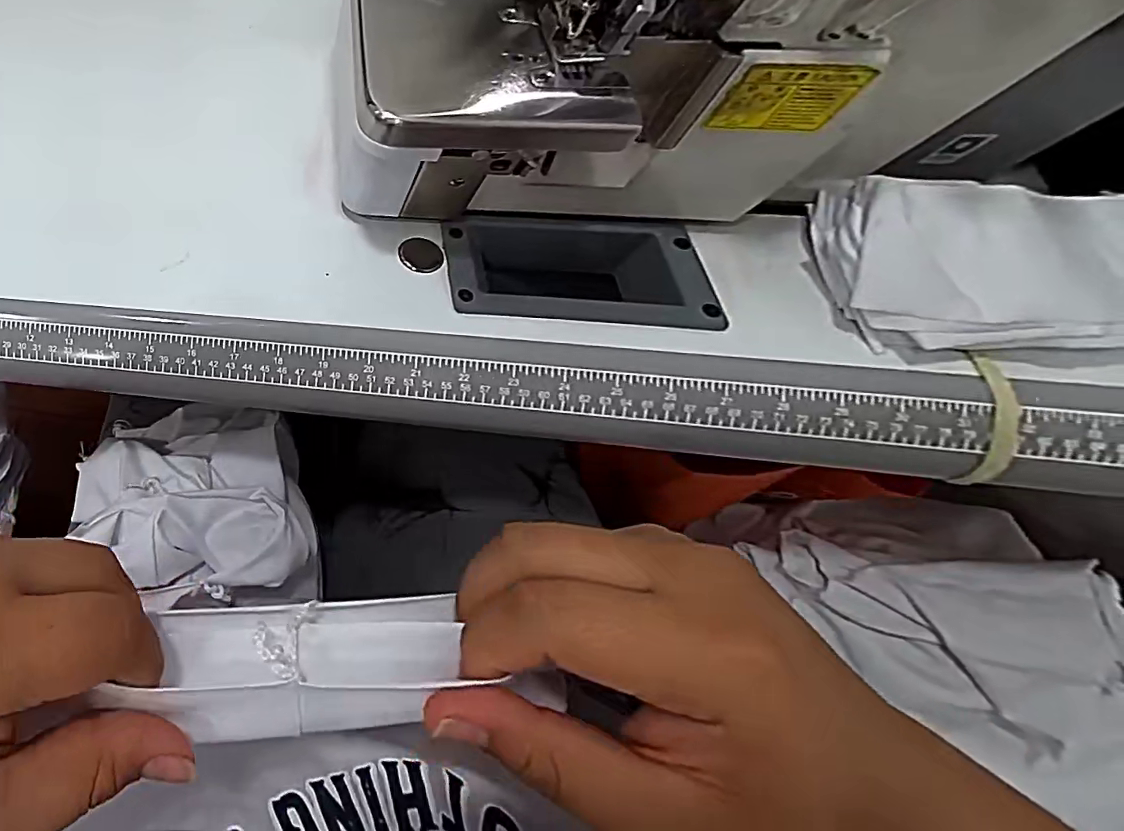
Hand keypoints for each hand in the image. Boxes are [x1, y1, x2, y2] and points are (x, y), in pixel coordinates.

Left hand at [0, 519, 192, 830]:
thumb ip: (89, 767)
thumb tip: (176, 746)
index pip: (112, 624)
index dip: (144, 669)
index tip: (137, 711)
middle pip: (97, 571)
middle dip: (117, 630)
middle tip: (92, 702)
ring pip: (59, 558)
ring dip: (73, 612)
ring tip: (31, 688)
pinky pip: (13, 554)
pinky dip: (33, 597)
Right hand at [423, 523, 1067, 830]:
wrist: (896, 795)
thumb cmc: (787, 820)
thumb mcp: (664, 819)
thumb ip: (546, 756)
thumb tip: (442, 710)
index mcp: (706, 647)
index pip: (548, 612)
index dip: (483, 646)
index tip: (462, 692)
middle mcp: (690, 570)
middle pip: (530, 549)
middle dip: (478, 602)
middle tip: (479, 667)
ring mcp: (685, 546)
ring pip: (542, 535)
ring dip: (504, 586)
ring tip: (518, 651)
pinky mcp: (676, 542)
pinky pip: (573, 539)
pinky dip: (539, 577)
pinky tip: (564, 631)